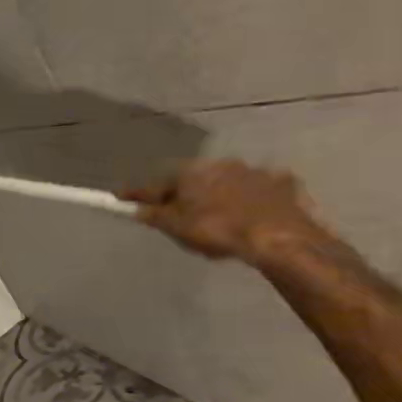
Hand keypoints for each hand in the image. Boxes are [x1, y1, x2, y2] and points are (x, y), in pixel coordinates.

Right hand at [120, 161, 325, 262]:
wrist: (278, 236)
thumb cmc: (219, 231)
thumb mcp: (178, 228)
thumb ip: (156, 217)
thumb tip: (137, 209)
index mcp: (192, 174)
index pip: (156, 185)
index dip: (137, 193)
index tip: (119, 196)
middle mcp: (221, 164)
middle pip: (193, 181)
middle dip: (183, 194)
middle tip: (178, 215)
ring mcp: (254, 171)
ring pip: (227, 182)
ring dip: (218, 195)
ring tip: (219, 219)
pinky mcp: (282, 183)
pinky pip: (259, 190)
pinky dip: (251, 200)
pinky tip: (253, 215)